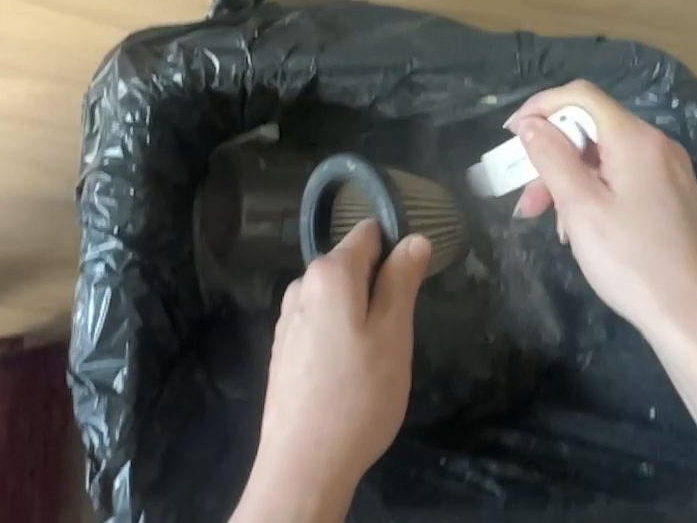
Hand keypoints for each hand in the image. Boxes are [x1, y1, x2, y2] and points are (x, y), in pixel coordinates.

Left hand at [234, 220, 430, 522]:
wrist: (303, 464)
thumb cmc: (358, 395)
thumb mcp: (394, 334)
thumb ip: (402, 280)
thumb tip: (414, 238)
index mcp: (330, 272)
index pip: (368, 232)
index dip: (395, 248)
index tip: (412, 283)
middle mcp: (302, 284)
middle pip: (350, 265)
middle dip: (378, 287)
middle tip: (397, 332)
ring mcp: (287, 317)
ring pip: (335, 297)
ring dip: (359, 314)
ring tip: (375, 358)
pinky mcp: (282, 347)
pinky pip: (319, 323)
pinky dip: (338, 335)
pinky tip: (348, 374)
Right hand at [509, 80, 696, 338]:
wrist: (696, 321)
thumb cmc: (632, 261)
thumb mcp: (580, 207)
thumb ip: (551, 157)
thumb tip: (530, 123)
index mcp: (635, 139)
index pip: (580, 96)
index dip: (540, 107)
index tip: (511, 136)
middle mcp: (656, 145)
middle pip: (591, 128)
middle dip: (551, 154)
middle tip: (526, 197)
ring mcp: (669, 172)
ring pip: (604, 157)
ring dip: (569, 179)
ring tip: (550, 224)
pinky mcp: (673, 197)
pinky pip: (622, 177)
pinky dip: (593, 192)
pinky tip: (581, 229)